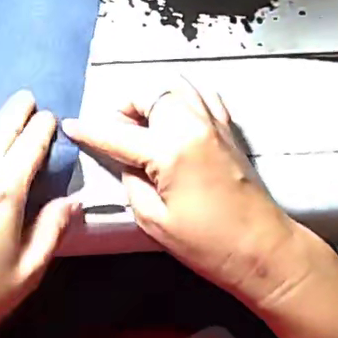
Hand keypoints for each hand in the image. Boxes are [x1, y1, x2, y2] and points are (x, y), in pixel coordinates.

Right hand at [63, 79, 328, 312]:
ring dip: (152, 99)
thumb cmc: (208, 245)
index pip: (117, 133)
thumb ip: (132, 182)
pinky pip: (202, 95)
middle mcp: (191, 125)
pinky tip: (175, 117)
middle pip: (147, 94)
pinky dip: (182, 98)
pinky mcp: (228, 129)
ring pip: (174, 86)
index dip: (89, 130)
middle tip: (115, 131)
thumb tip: (127, 162)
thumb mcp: (153, 221)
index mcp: (168, 150)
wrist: (266, 251)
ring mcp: (213, 123)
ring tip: (142, 122)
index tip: (71, 125)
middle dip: (124, 107)